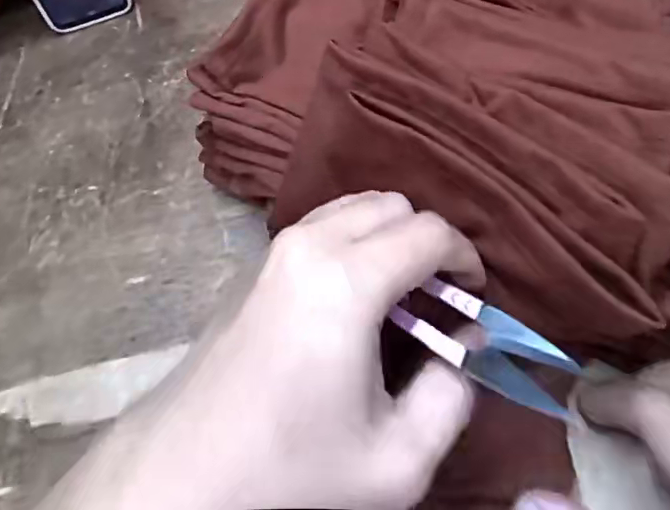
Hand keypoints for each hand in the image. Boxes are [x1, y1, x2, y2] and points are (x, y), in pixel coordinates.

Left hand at [39, 191, 483, 509]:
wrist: (192, 461)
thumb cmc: (296, 465)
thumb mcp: (397, 459)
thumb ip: (452, 394)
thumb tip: (467, 339)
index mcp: (347, 279)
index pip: (428, 232)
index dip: (465, 258)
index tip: (476, 296)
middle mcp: (309, 241)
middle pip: (390, 203)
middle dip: (426, 239)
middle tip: (440, 296)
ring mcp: (276, 244)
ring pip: (351, 204)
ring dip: (388, 234)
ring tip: (401, 294)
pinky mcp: (256, 258)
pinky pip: (319, 222)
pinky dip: (353, 236)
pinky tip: (355, 292)